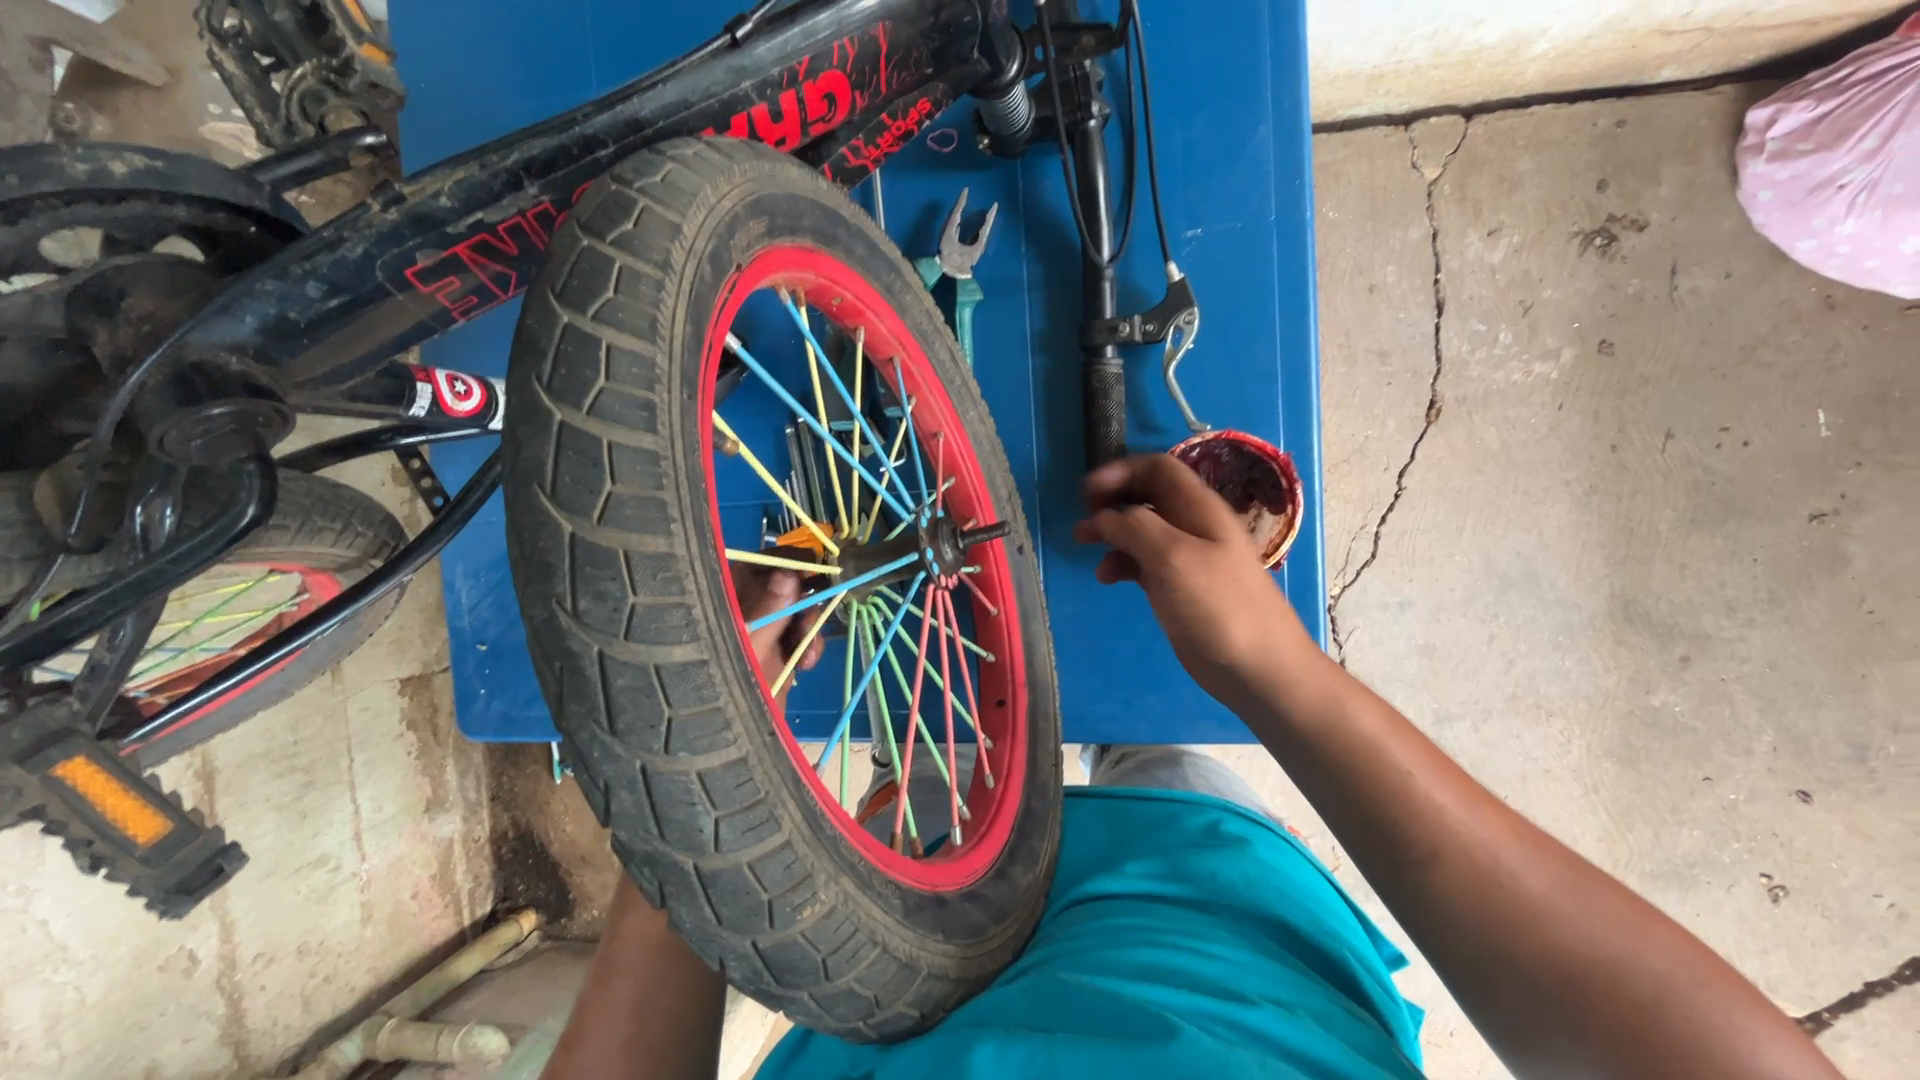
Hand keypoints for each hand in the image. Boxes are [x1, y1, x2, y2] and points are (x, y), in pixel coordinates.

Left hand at [732, 562, 826, 693]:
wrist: (730, 742)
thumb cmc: (724, 690)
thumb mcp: (746, 647)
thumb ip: (768, 610)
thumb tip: (789, 574)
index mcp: (724, 597)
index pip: (758, 563)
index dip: (789, 563)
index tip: (817, 568)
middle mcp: (742, 607)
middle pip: (785, 584)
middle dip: (805, 600)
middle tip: (810, 619)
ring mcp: (761, 630)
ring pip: (799, 609)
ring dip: (811, 626)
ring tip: (805, 654)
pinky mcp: (777, 652)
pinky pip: (804, 635)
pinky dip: (811, 646)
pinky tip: (806, 664)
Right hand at [1073, 454, 1309, 704]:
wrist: (1257, 668)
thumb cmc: (1218, 605)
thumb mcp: (1173, 556)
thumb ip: (1135, 526)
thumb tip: (1105, 516)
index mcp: (1199, 507)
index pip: (1157, 468)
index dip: (1120, 471)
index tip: (1087, 493)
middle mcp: (1192, 525)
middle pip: (1147, 496)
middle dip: (1112, 500)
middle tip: (1081, 516)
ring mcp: (1186, 558)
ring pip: (1141, 530)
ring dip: (1111, 533)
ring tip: (1083, 545)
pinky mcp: (1177, 588)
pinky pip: (1143, 563)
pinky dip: (1121, 564)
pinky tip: (1107, 579)